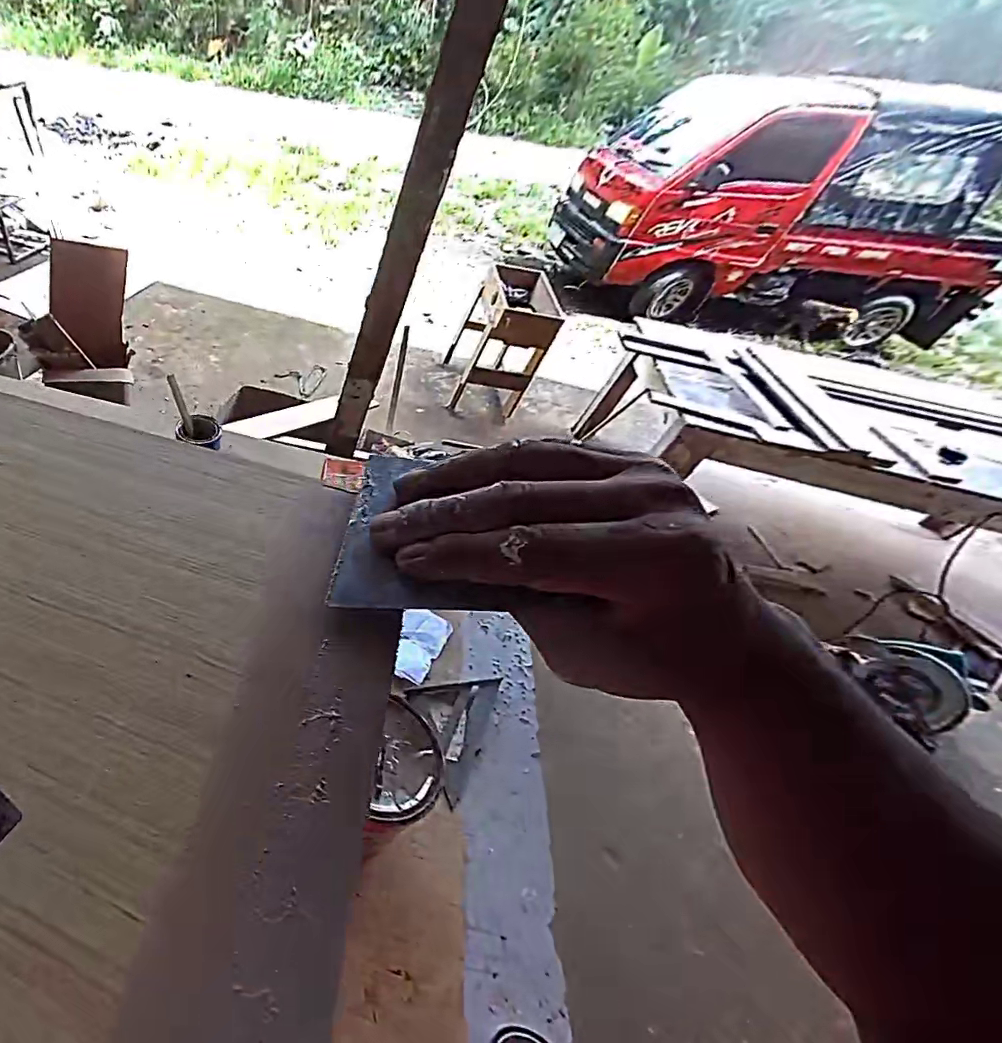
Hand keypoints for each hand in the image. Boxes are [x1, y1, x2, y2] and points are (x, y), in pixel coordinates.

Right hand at [368, 439, 805, 702]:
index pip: (529, 547)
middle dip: (439, 515)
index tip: (399, 558)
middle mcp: (655, 503)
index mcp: (655, 560)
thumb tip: (430, 563)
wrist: (723, 635)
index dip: (455, 553)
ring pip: (524, 461)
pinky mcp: (626, 459)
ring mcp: (643, 472)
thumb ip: (507, 595)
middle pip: (519, 498)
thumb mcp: (572, 642)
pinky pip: (541, 451)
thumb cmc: (644, 654)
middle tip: (384, 527)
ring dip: (452, 478)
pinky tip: (446, 476)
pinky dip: (485, 463)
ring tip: (403, 492)